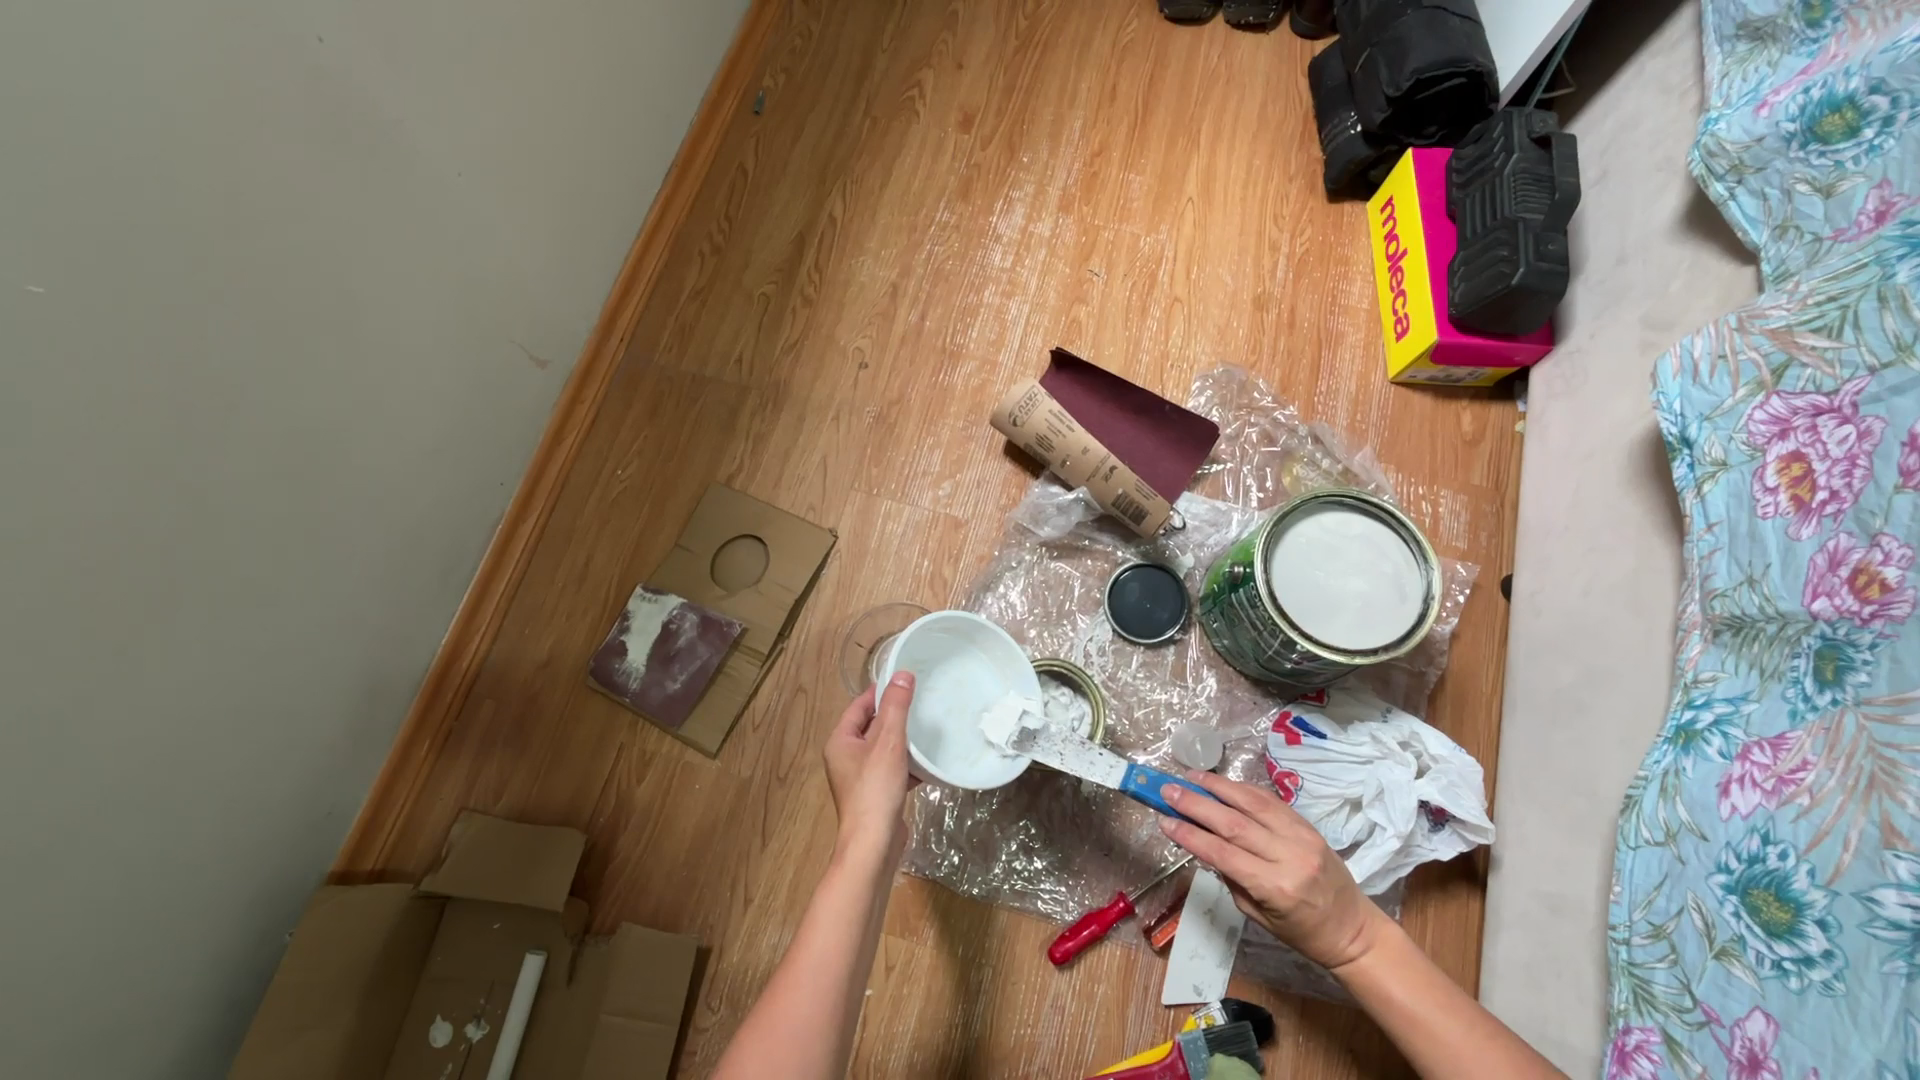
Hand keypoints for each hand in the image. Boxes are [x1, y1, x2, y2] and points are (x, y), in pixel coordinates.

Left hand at [823, 673, 916, 860]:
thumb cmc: (876, 788)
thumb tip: (903, 674)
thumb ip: (896, 706)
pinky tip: (927, 763)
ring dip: (903, 741)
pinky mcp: (875, 794)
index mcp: (840, 741)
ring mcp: (860, 778)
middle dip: (895, 716)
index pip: (859, 706)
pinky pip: (892, 770)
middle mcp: (845, 757)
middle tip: (921, 703)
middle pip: (872, 726)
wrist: (875, 843)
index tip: (906, 682)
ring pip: (884, 749)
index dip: (880, 692)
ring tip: (928, 729)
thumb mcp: (888, 741)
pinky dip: (907, 764)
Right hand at [1158, 770, 1384, 971]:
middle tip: (1169, 789)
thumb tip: (1203, 844)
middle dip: (1197, 804)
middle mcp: (1289, 855)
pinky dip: (1244, 789)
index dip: (1190, 834)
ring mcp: (1302, 836)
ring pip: (1253, 802)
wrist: (1354, 929)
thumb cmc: (1303, 932)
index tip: (1163, 820)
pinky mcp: (1308, 825)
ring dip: (1219, 786)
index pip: (1223, 854)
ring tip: (1191, 776)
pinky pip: (1271, 801)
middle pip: (1234, 822)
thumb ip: (1231, 878)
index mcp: (1275, 886)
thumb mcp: (1257, 916)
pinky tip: (1224, 784)